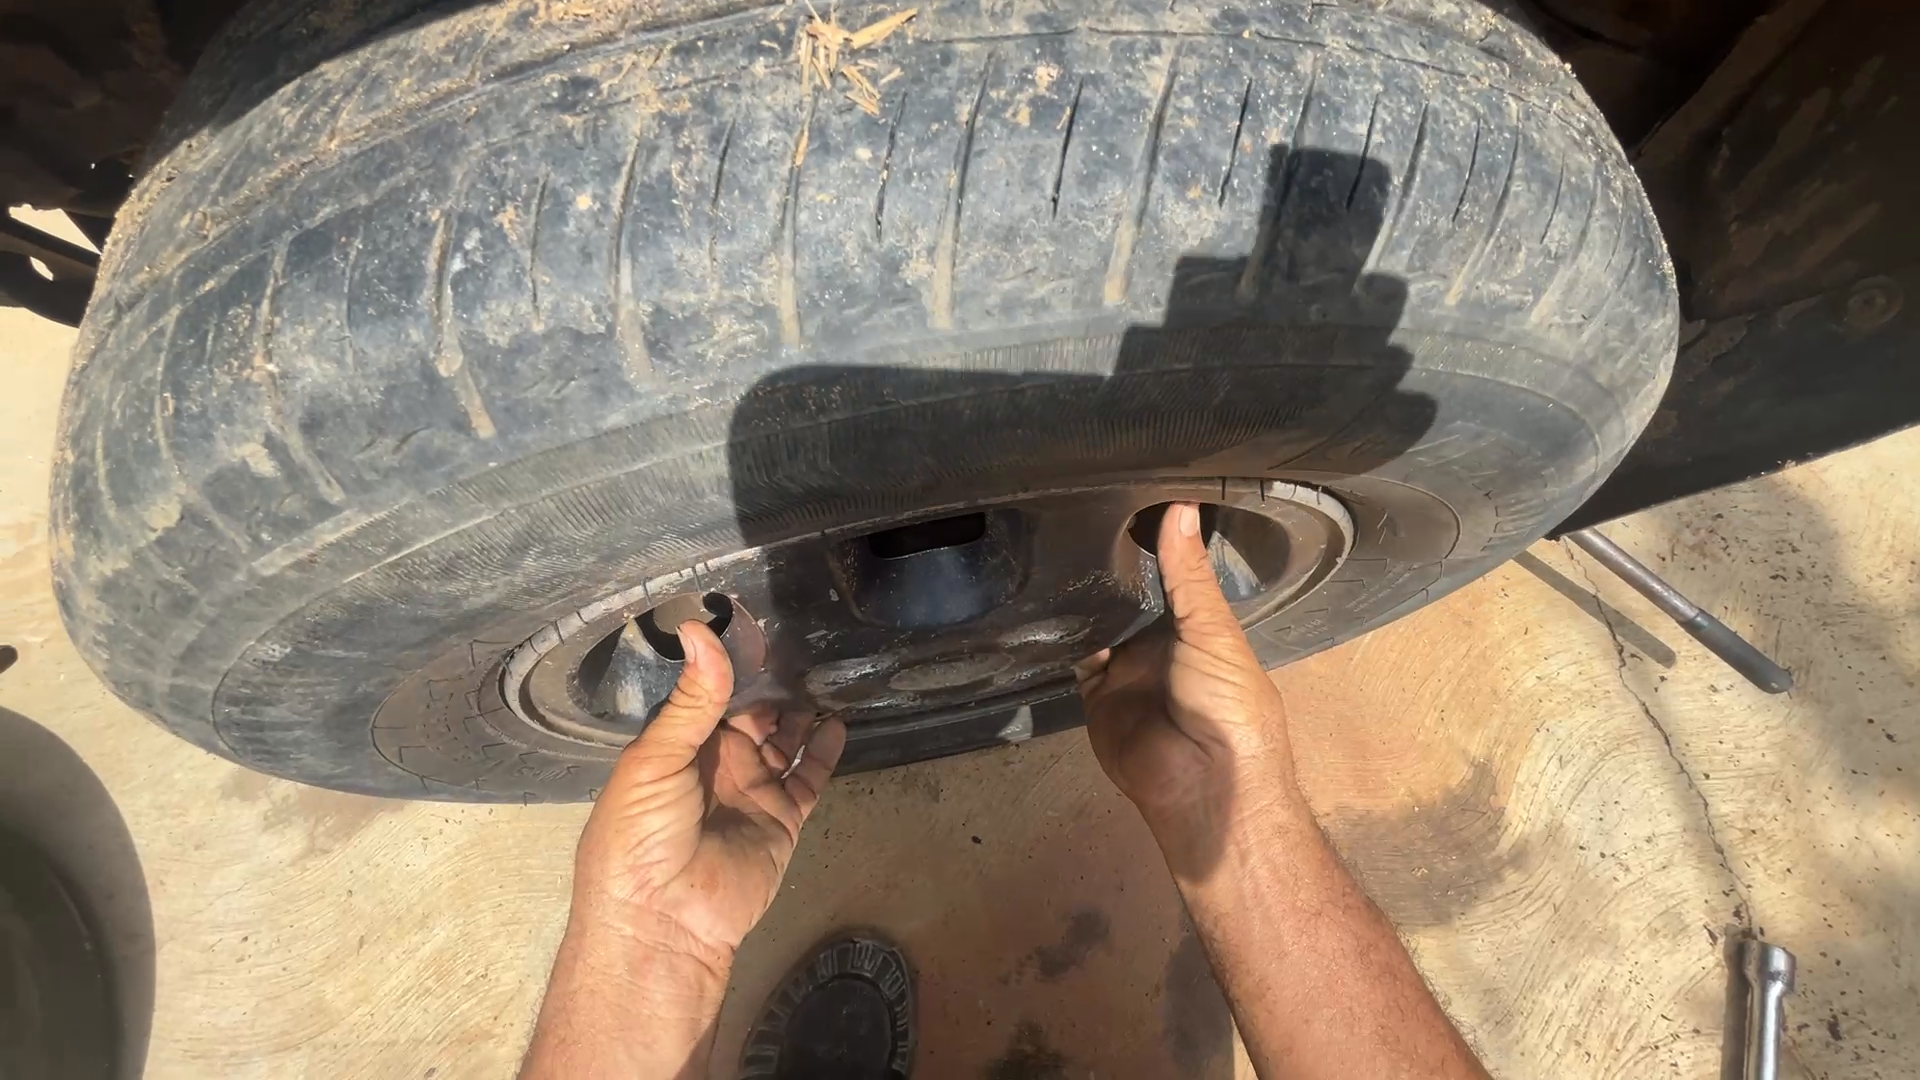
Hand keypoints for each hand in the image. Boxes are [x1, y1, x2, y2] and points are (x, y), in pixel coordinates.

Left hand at [567, 620, 846, 971]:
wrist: (666, 920)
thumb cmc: (643, 834)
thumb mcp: (656, 758)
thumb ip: (691, 698)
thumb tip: (698, 628)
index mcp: (680, 746)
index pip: (712, 695)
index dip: (734, 667)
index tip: (760, 629)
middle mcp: (719, 763)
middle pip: (754, 714)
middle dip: (774, 686)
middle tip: (802, 647)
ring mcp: (754, 789)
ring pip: (786, 740)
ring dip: (802, 714)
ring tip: (824, 677)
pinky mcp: (784, 816)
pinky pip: (810, 776)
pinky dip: (825, 750)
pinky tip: (836, 722)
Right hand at [1074, 502, 1303, 838]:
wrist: (1201, 783)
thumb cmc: (1226, 702)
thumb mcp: (1213, 630)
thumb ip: (1189, 574)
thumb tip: (1182, 506)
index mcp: (1198, 628)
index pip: (1171, 577)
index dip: (1153, 546)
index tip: (1127, 501)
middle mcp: (1160, 645)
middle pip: (1130, 599)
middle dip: (1111, 570)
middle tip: (1078, 517)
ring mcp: (1125, 671)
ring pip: (1099, 625)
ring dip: (1084, 600)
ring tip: (1057, 547)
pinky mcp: (1095, 694)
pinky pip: (1076, 659)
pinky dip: (1064, 637)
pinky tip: (1049, 602)